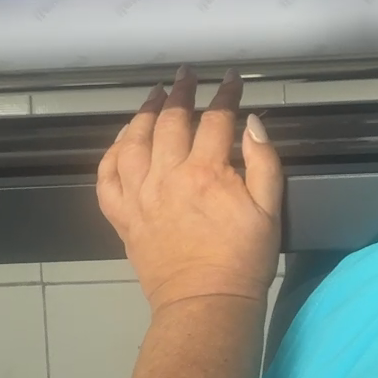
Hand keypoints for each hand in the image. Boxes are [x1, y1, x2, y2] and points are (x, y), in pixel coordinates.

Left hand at [97, 68, 282, 314]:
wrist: (206, 302)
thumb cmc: (244, 256)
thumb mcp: (270, 208)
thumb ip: (264, 160)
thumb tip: (253, 121)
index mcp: (207, 172)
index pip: (216, 120)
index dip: (226, 95)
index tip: (232, 79)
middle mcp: (168, 176)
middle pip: (171, 122)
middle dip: (181, 93)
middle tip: (187, 75)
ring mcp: (140, 196)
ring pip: (133, 142)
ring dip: (144, 114)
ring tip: (154, 96)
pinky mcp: (123, 216)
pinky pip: (107, 177)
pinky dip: (112, 153)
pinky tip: (122, 139)